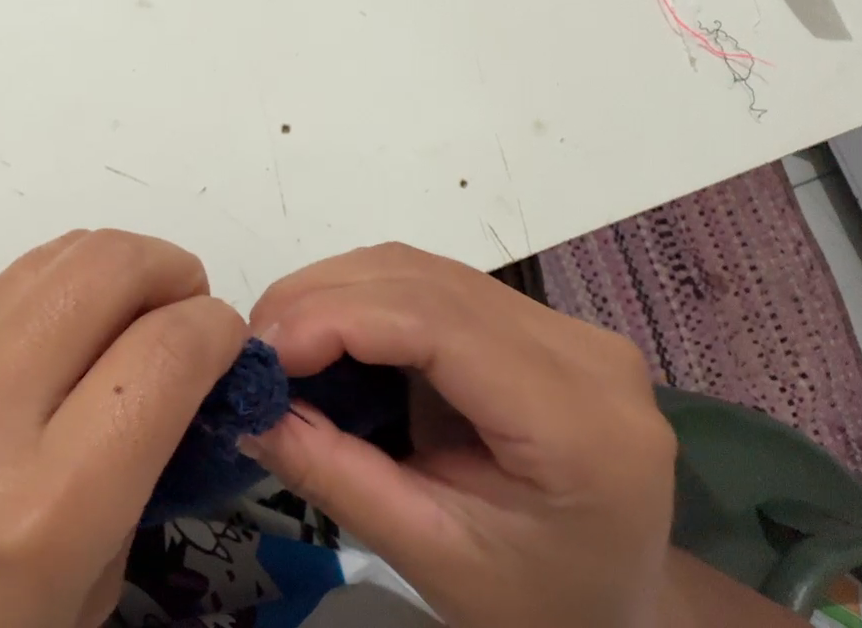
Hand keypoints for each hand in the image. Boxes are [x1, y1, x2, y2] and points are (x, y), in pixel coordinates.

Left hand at [0, 230, 247, 627]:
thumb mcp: (81, 594)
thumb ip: (143, 475)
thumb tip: (185, 378)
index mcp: (45, 504)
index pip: (165, 354)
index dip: (218, 334)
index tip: (226, 350)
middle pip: (112, 268)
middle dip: (174, 274)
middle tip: (187, 318)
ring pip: (65, 251)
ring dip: (123, 266)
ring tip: (136, 316)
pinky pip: (19, 274)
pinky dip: (69, 281)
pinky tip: (72, 330)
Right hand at [243, 243, 677, 627]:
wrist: (615, 608)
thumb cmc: (530, 601)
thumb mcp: (426, 553)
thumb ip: (333, 474)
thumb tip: (246, 409)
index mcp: (578, 423)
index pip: (436, 322)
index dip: (334, 319)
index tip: (260, 354)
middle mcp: (582, 351)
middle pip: (423, 279)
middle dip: (319, 299)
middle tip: (254, 347)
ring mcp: (564, 328)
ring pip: (420, 268)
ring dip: (335, 291)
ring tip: (282, 341)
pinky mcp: (537, 323)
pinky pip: (431, 283)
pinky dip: (363, 299)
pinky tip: (329, 334)